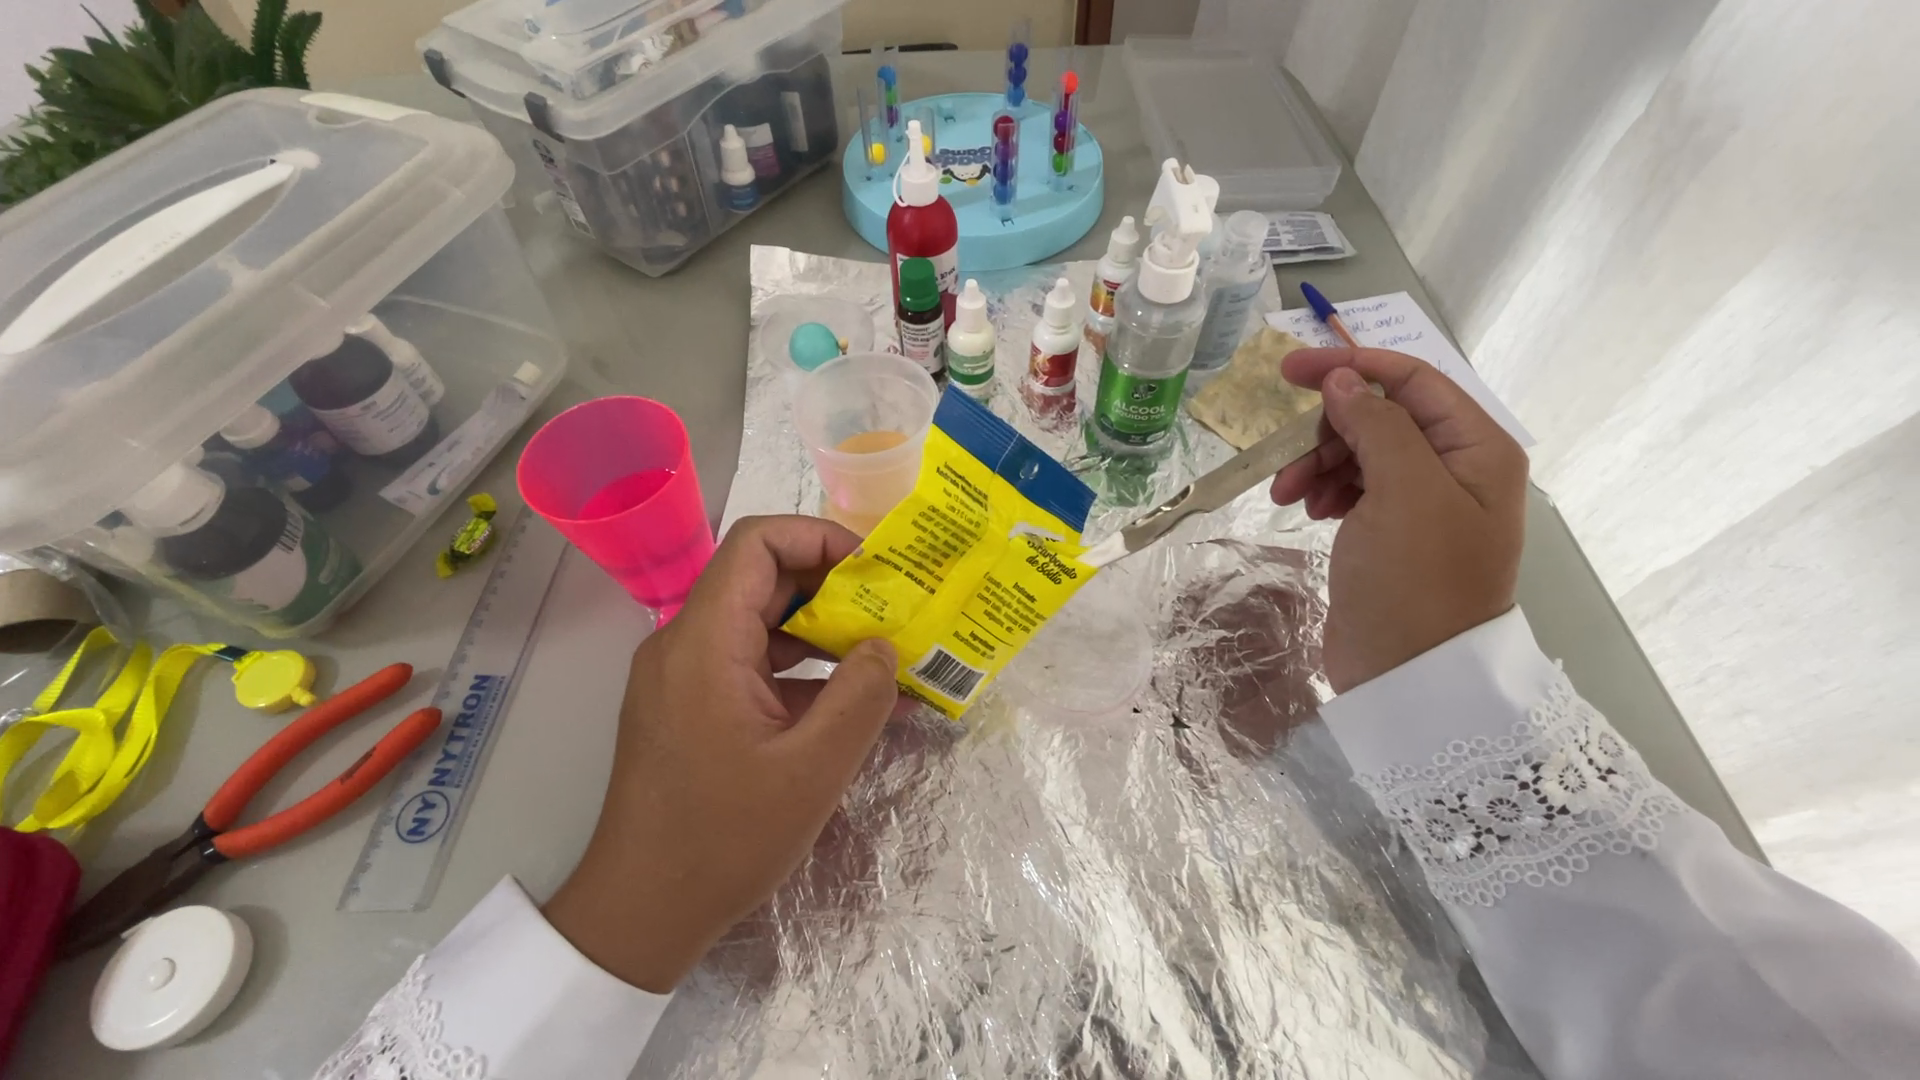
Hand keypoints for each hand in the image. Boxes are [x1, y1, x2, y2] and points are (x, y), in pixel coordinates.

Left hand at [543, 516, 899, 992]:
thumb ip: (860, 696)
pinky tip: (848, 700)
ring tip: (882, 653)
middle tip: (892, 610)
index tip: (874, 571)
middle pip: (760, 578)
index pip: (757, 543)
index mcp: (705, 642)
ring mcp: (683, 675)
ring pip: (758, 621)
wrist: (640, 911)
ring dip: (820, 630)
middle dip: (831, 586)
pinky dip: (799, 669)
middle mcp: (685, 643)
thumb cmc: (724, 840)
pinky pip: (750, 662)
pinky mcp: (690, 705)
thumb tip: (885, 646)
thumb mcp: (813, 770)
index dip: (819, 538)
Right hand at [1269, 349, 1527, 692]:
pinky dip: (1325, 490)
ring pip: (1360, 451)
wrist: (1410, 676)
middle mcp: (1455, 467)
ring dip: (1318, 464)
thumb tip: (1344, 379)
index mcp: (1477, 448)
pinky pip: (1354, 486)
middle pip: (1381, 416)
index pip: (1412, 380)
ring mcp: (1422, 501)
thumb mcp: (1402, 492)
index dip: (1350, 368)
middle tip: (1286, 463)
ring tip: (1288, 496)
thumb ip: (1377, 424)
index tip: (1287, 371)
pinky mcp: (1392, 531)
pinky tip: (1308, 511)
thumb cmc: (1415, 580)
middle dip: (1327, 431)